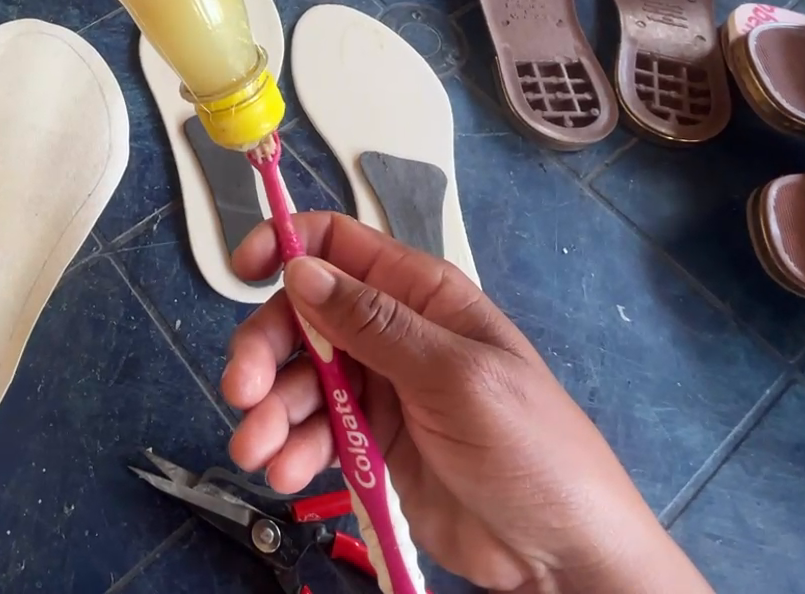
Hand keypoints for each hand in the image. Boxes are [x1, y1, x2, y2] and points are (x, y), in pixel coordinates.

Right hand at [221, 214, 711, 593]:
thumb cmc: (528, 449)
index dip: (286, 245)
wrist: (563, 559)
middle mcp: (386, 330)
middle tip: (241, 391)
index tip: (242, 271)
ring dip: (270, 412)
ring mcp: (373, 386)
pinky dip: (291, 448)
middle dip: (265, 350)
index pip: (337, 245)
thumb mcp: (455, 377)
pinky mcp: (365, 439)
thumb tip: (299, 269)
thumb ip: (373, 322)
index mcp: (415, 294)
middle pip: (301, 316)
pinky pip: (312, 429)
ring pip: (297, 377)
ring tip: (259, 453)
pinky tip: (286, 473)